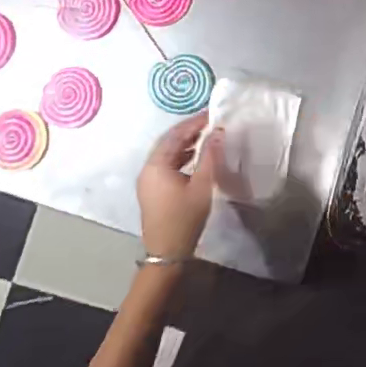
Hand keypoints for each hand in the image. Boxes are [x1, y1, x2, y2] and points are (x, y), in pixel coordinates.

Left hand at [137, 113, 222, 259]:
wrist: (167, 252)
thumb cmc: (185, 218)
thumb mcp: (202, 186)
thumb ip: (210, 157)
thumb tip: (218, 133)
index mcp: (156, 164)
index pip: (175, 135)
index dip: (194, 123)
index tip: (212, 114)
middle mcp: (148, 168)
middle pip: (168, 142)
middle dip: (189, 131)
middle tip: (210, 123)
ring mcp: (148, 180)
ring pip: (167, 154)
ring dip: (185, 145)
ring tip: (207, 138)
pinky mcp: (152, 190)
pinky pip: (166, 165)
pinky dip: (181, 158)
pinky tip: (196, 158)